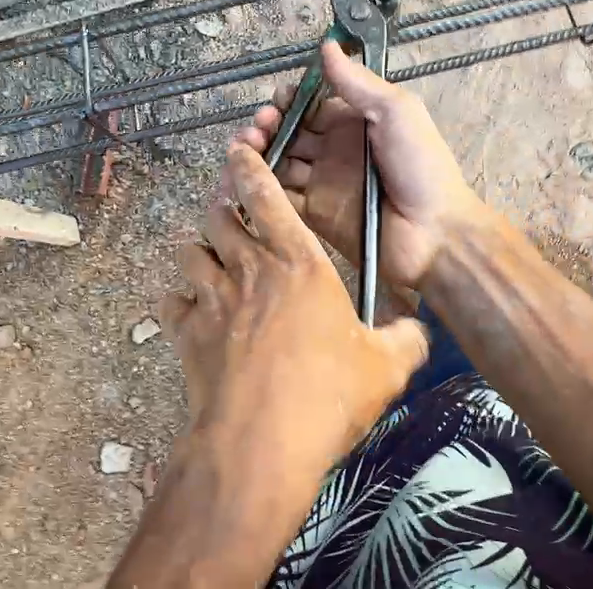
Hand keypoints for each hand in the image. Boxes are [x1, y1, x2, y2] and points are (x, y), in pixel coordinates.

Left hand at [112, 145, 429, 586]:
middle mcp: (250, 267)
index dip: (250, 166)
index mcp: (299, 262)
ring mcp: (213, 298)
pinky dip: (177, 302)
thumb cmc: (328, 394)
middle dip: (221, 208)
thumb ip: (405, 339)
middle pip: (219, 215)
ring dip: (197, 250)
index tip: (240, 150)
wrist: (261, 443)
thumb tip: (421, 330)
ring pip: (190, 251)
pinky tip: (186, 312)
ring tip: (206, 258)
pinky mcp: (187, 332)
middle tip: (229, 214)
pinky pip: (171, 303)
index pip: (266, 195)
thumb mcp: (385, 368)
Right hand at [237, 41, 490, 292]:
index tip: (278, 99)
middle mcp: (333, 150)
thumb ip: (358, 83)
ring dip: (257, 150)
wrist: (436, 235)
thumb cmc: (422, 167)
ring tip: (245, 145)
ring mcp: (321, 183)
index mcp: (353, 123)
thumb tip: (327, 46)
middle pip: (288, 132)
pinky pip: (278, 196)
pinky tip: (243, 174)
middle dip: (267, 124)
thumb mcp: (396, 112)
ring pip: (277, 162)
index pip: (310, 105)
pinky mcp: (312, 215)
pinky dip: (257, 185)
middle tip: (260, 125)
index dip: (289, 100)